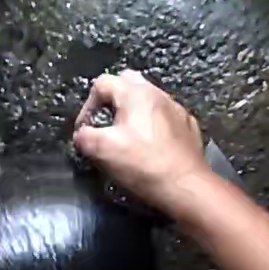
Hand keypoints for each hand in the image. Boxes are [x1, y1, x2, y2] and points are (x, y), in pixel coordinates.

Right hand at [71, 70, 212, 213]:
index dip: (87, 106)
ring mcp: (176, 109)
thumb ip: (84, 137)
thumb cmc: (143, 165)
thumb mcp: (101, 150)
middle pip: (127, 83)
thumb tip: (82, 135)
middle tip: (105, 126)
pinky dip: (152, 126)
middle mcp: (157, 94)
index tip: (85, 130)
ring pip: (147, 100)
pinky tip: (150, 147)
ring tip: (126, 139)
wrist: (184, 186)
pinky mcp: (186, 126)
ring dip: (132, 114)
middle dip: (111, 102)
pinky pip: (163, 117)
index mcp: (135, 94)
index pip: (102, 83)